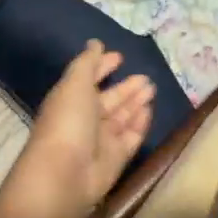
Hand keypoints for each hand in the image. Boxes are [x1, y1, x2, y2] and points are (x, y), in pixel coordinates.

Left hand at [0, 41, 154, 217]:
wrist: (65, 174)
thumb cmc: (68, 121)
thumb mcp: (75, 83)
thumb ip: (88, 62)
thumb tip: (95, 43)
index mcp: (70, 99)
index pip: (89, 79)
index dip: (102, 67)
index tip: (120, 57)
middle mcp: (85, 119)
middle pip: (109, 100)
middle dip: (125, 87)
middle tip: (145, 77)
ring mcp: (100, 140)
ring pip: (121, 117)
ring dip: (135, 102)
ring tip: (152, 88)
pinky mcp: (115, 158)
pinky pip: (130, 137)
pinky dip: (139, 123)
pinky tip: (149, 110)